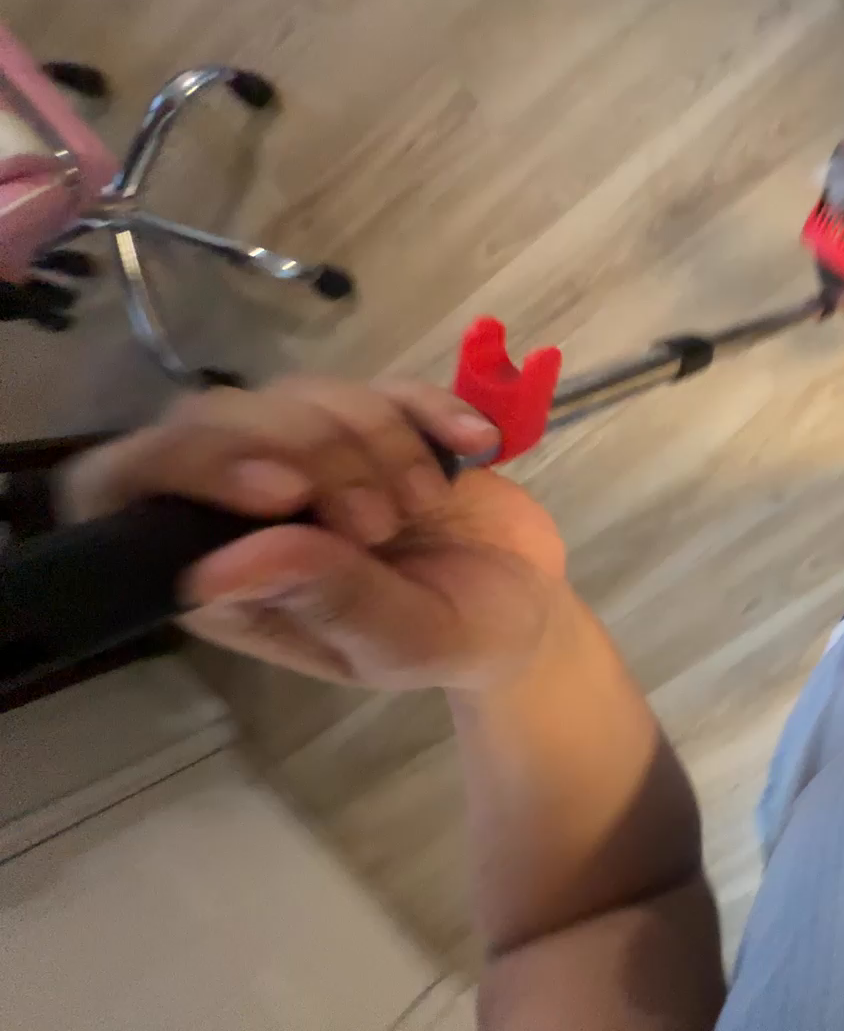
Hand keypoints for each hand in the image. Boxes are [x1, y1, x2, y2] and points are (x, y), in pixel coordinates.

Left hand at [60, 377, 570, 690]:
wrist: (528, 606)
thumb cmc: (458, 640)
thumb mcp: (403, 642)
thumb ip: (332, 603)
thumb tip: (224, 563)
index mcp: (222, 565)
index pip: (129, 485)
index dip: (189, 466)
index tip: (285, 491)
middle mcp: (251, 502)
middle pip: (222, 419)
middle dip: (315, 457)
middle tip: (384, 523)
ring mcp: (324, 456)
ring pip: (308, 395)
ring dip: (381, 442)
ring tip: (427, 503)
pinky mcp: (392, 428)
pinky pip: (394, 388)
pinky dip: (437, 408)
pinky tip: (477, 442)